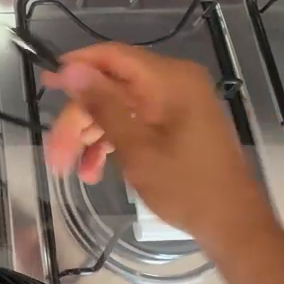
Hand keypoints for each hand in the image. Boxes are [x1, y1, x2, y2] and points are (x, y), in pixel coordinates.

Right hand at [41, 43, 256, 241]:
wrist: (236, 227)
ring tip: (69, 169)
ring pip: (120, 106)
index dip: (77, 66)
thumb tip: (70, 69)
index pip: (112, 56)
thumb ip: (102, 104)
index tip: (47, 81)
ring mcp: (177, 103)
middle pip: (112, 87)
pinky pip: (137, 119)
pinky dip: (114, 140)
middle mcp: (174, 82)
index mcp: (168, 78)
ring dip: (92, 134)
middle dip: (80, 119)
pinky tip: (95, 170)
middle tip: (56, 152)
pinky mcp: (178, 122)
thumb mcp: (136, 147)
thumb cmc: (187, 186)